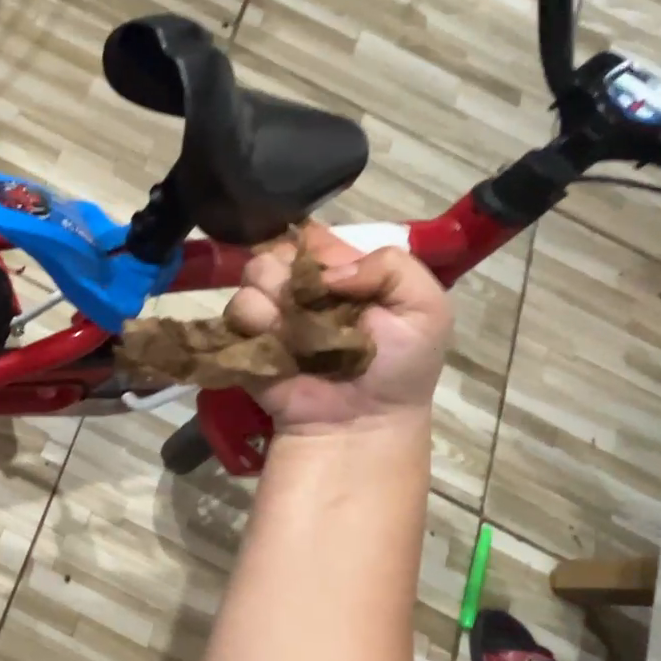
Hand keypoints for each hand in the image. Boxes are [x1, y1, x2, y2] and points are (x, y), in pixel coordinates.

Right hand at [225, 224, 452, 436]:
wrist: (360, 421)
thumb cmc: (399, 367)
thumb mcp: (427, 309)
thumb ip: (392, 267)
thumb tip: (327, 273)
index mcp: (340, 274)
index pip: (311, 239)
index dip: (315, 250)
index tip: (329, 275)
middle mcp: (299, 288)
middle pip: (273, 254)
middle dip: (289, 276)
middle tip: (311, 305)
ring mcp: (268, 313)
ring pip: (250, 280)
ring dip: (272, 303)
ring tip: (295, 334)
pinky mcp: (243, 338)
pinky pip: (232, 315)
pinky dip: (253, 327)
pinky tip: (275, 347)